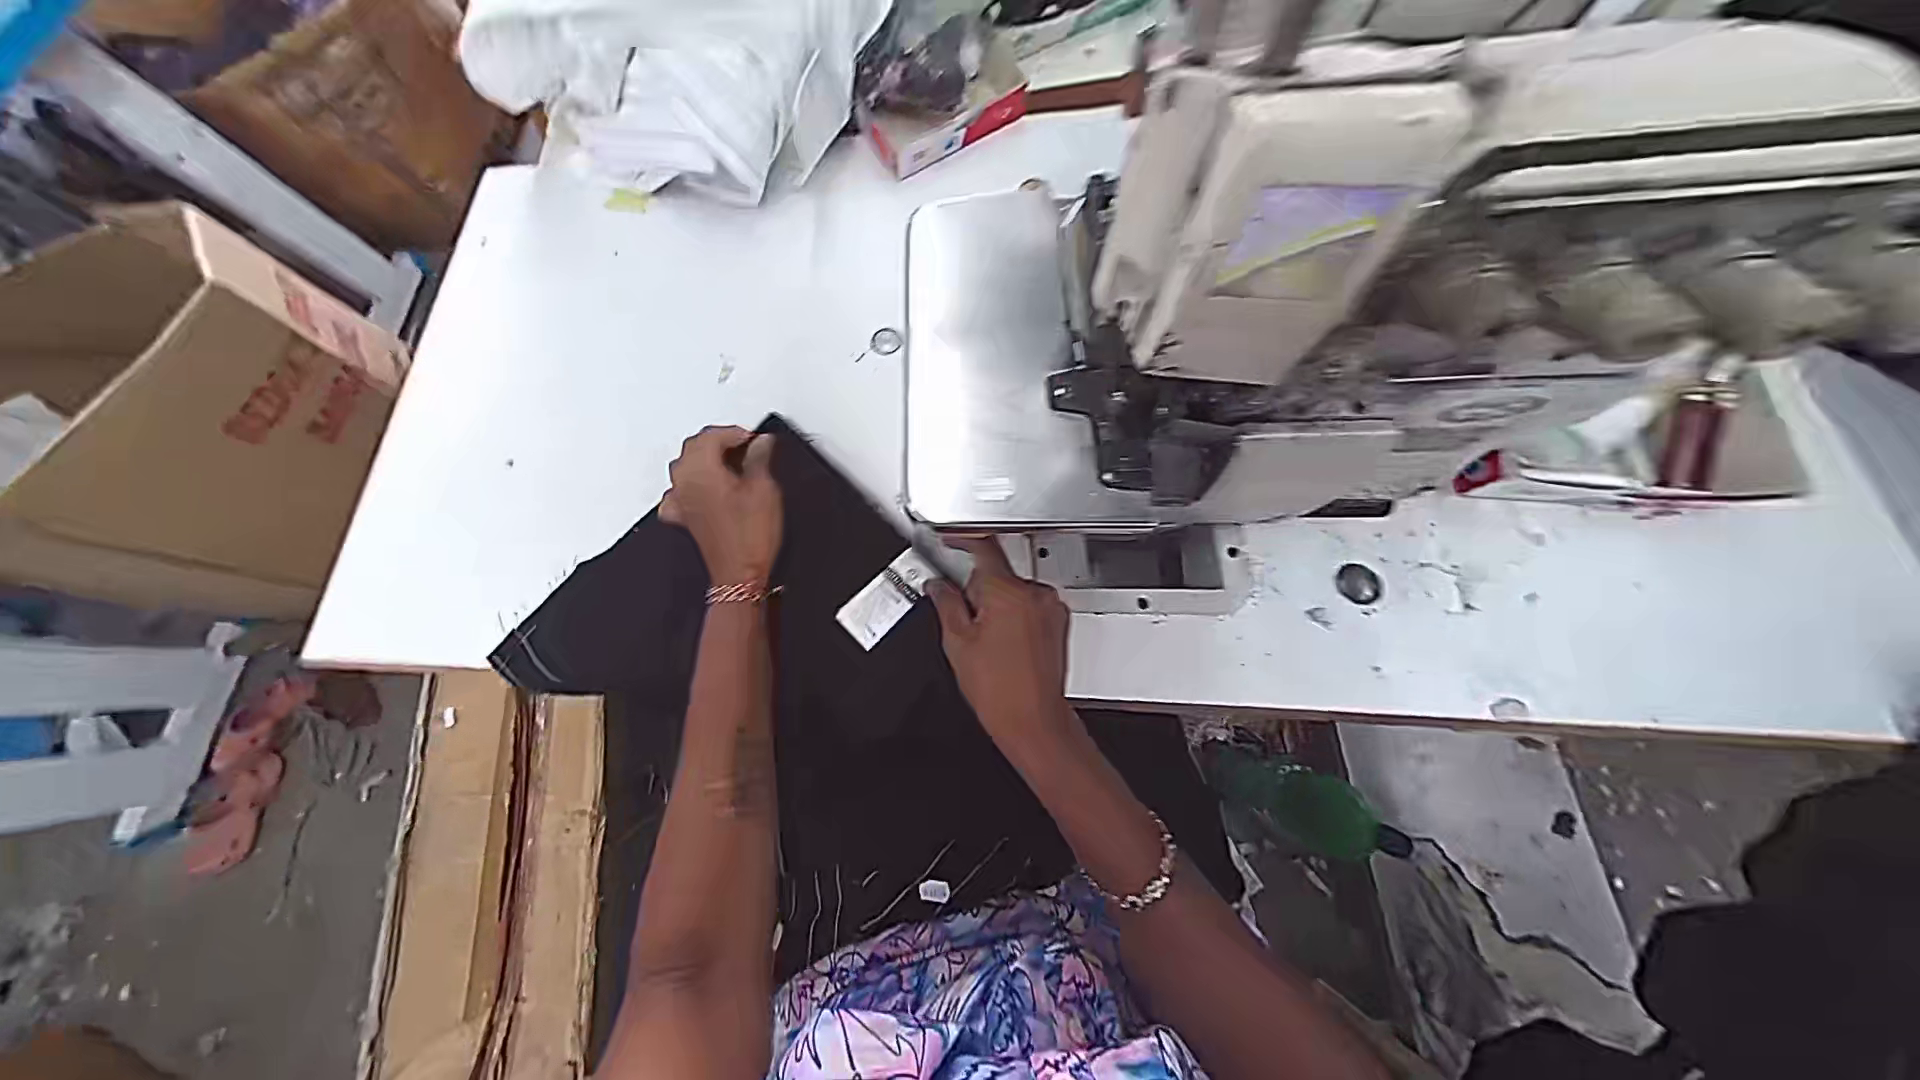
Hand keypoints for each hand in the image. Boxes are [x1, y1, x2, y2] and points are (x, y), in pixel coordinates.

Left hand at [660, 426, 781, 584]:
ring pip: (687, 466)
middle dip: (720, 442)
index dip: (736, 433)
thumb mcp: (764, 488)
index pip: (712, 436)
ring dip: (707, 459)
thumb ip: (759, 458)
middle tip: (746, 446)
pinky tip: (709, 488)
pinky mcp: (684, 517)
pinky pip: (681, 491)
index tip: (754, 439)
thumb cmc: (749, 537)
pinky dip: (695, 483)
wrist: (739, 574)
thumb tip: (761, 443)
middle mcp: (684, 482)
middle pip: (695, 447)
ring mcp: (681, 501)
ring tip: (733, 463)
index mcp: (700, 470)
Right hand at [927, 537, 1079, 750]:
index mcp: (1008, 592)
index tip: (950, 539)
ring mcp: (1050, 607)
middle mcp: (1035, 594)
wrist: (1033, 719)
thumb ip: (945, 602)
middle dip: (977, 591)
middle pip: (996, 574)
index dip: (961, 539)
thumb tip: (937, 585)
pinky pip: (1029, 605)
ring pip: (1013, 590)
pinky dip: (1015, 615)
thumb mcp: (957, 642)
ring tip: (989, 642)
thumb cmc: (1000, 689)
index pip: (983, 547)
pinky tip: (1006, 644)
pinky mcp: (1058, 621)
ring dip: (997, 604)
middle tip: (967, 622)